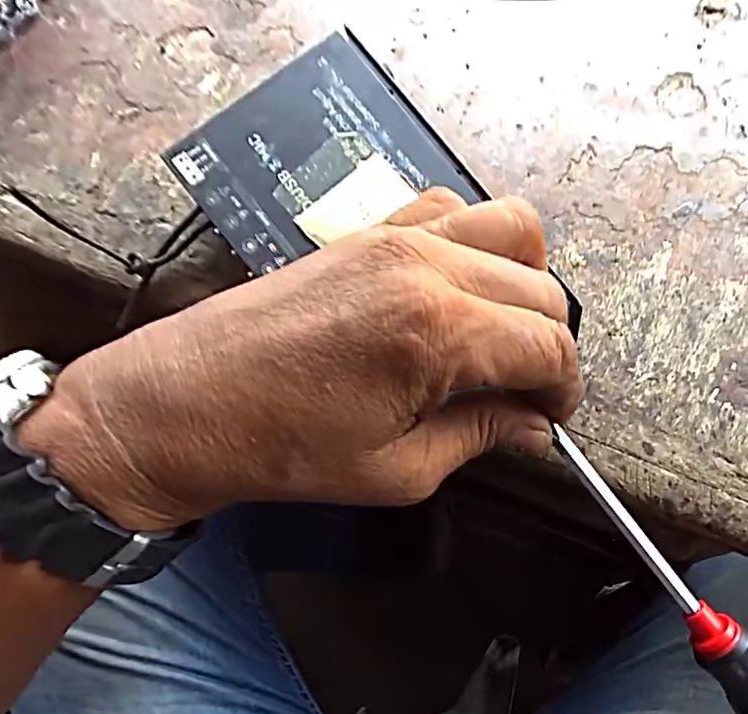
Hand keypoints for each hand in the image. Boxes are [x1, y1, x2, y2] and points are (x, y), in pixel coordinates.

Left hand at [17, 190, 581, 529]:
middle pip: (543, 292)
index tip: (552, 418)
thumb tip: (535, 427)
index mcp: (437, 333)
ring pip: (515, 231)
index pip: (549, 347)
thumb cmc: (287, 449)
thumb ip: (483, 435)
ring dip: (528, 288)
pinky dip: (481, 247)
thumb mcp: (403, 469)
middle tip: (529, 394)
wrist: (183, 405)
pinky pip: (456, 209)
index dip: (565, 390)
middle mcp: (425, 267)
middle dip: (552, 350)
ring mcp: (395, 236)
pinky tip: (463, 295)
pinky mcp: (368, 229)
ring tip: (505, 338)